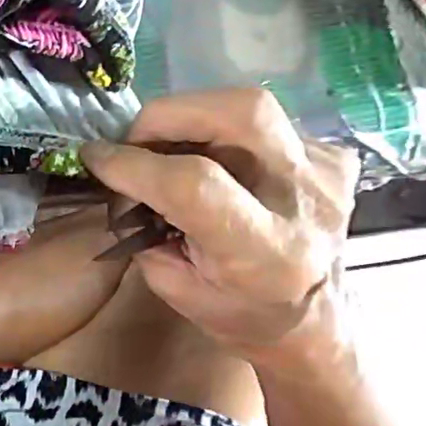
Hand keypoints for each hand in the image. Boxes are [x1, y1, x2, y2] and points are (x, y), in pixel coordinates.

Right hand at [79, 89, 358, 375]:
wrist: (315, 318)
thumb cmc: (236, 310)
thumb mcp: (170, 284)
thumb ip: (144, 228)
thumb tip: (120, 178)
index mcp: (263, 252)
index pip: (193, 185)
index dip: (133, 164)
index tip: (93, 159)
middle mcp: (303, 202)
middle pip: (238, 114)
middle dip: (166, 116)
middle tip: (133, 142)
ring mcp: (324, 172)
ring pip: (248, 107)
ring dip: (188, 119)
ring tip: (166, 150)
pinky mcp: (331, 156)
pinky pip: (260, 125)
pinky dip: (218, 135)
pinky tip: (213, 163)